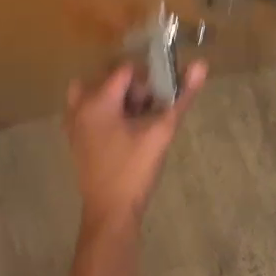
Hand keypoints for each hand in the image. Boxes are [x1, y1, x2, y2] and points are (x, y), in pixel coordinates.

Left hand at [64, 61, 206, 236]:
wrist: (111, 212)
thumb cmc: (135, 169)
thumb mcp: (162, 130)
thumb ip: (182, 96)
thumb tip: (202, 64)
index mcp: (97, 101)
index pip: (126, 70)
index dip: (148, 79)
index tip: (161, 97)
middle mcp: (79, 107)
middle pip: (110, 78)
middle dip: (134, 88)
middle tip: (151, 108)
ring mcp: (74, 123)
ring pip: (98, 92)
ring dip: (120, 97)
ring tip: (138, 116)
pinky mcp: (76, 138)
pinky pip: (90, 109)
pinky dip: (109, 110)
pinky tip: (127, 128)